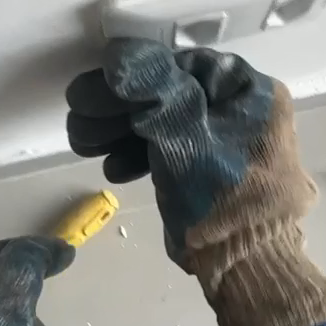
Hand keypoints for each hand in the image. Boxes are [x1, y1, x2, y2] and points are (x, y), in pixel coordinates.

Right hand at [66, 38, 325, 325]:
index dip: (130, 76)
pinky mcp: (210, 172)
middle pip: (167, 95)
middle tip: (77, 119)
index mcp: (247, 92)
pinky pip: (170, 152)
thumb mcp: (183, 136)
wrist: (245, 267)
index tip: (90, 91)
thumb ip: (152, 90)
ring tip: (82, 145)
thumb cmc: (221, 197)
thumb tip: (119, 57)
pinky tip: (112, 168)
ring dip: (120, 133)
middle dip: (117, 109)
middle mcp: (240, 111)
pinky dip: (140, 156)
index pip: (178, 67)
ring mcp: (225, 143)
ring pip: (164, 125)